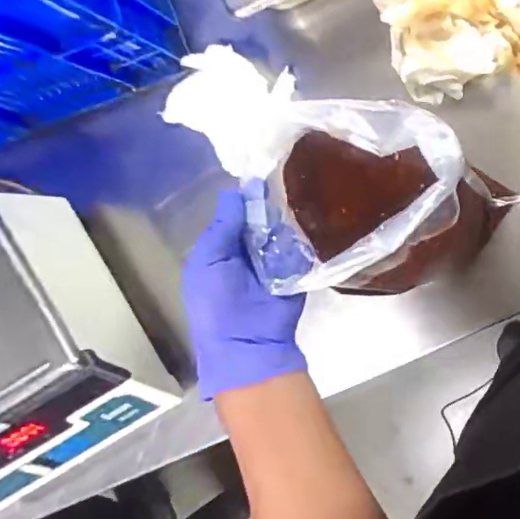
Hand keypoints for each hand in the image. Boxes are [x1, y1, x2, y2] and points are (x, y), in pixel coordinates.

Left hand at [183, 188, 307, 399]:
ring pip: (285, 234)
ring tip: (298, 206)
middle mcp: (251, 253)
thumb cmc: (216, 300)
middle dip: (272, 209)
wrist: (248, 340)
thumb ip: (223, 226)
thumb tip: (236, 192)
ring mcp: (276, 264)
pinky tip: (310, 228)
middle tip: (285, 188)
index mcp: (224, 249)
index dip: (248, 199)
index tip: (262, 177)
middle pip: (264, 222)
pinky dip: (305, 242)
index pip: (238, 216)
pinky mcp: (298, 275)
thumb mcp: (209, 259)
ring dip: (289, 224)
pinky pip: (303, 253)